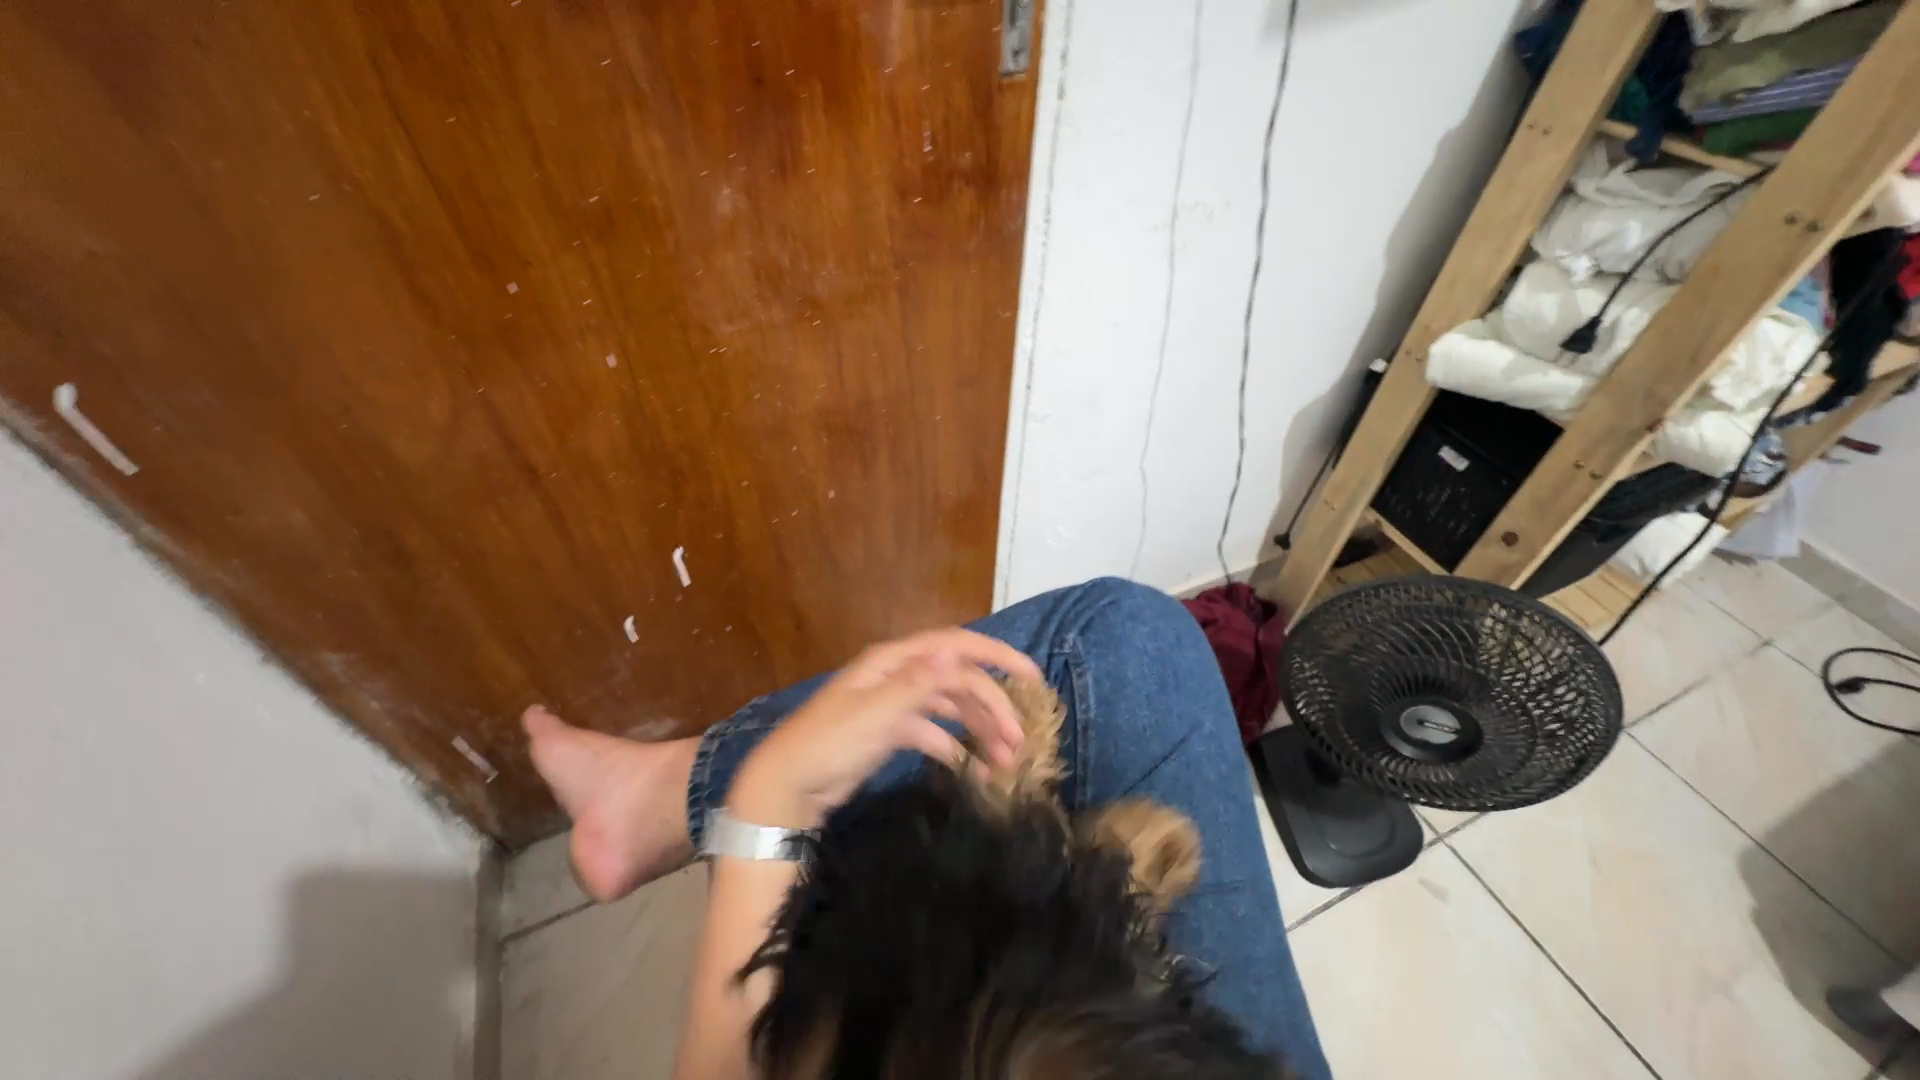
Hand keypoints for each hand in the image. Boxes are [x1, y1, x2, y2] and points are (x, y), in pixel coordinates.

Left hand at [726, 629, 1044, 829]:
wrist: (787, 787)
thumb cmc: (828, 745)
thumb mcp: (874, 714)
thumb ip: (917, 685)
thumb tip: (954, 652)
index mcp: (893, 663)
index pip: (954, 646)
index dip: (995, 655)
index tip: (1030, 677)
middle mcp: (898, 677)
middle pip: (958, 681)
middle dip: (992, 706)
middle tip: (1019, 740)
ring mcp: (896, 705)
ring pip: (951, 708)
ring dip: (980, 730)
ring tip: (1007, 762)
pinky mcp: (893, 733)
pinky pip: (936, 734)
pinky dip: (957, 749)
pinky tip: (976, 771)